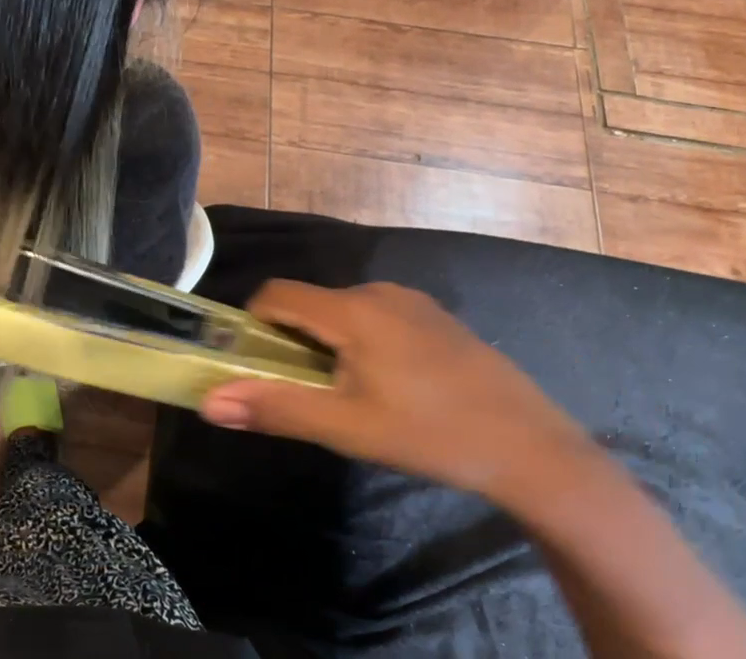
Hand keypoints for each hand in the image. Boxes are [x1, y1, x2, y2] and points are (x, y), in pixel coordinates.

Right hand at [199, 281, 597, 498]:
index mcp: (352, 311)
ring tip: (348, 394)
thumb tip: (209, 403)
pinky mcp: (439, 319)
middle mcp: (379, 293)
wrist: (536, 451)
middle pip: (309, 304)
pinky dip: (361, 342)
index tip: (256, 362)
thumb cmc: (432, 435)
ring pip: (342, 312)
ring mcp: (414, 303)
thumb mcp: (347, 428)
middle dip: (292, 340)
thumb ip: (275, 408)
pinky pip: (376, 317)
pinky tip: (391, 387)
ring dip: (328, 343)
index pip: (276, 294)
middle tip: (304, 390)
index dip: (253, 323)